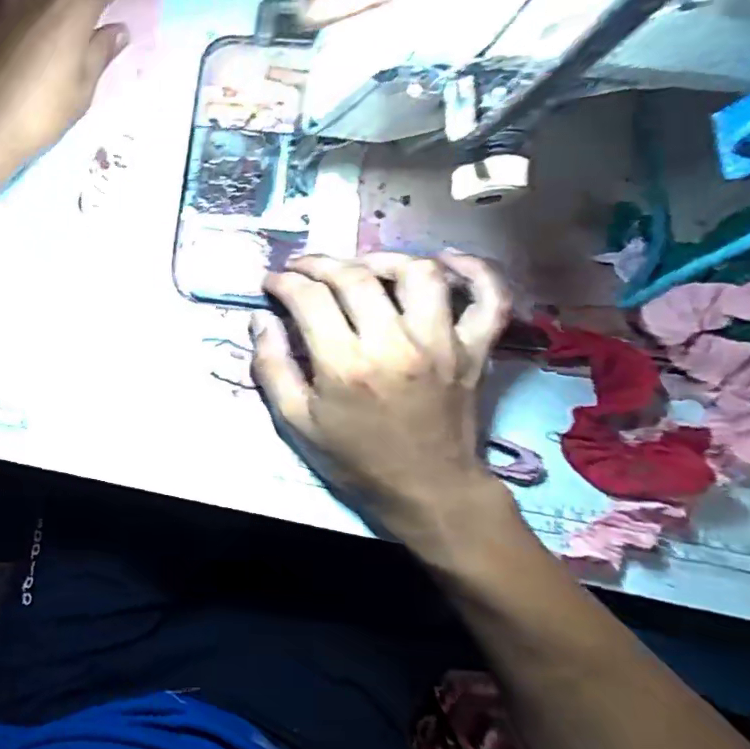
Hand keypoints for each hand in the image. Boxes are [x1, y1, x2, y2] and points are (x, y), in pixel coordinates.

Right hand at [250, 252, 516, 540]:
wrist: (426, 490)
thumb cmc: (356, 460)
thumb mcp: (296, 423)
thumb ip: (271, 367)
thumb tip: (261, 319)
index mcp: (346, 366)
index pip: (309, 298)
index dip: (284, 282)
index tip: (273, 282)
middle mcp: (395, 345)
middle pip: (355, 276)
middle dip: (319, 263)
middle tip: (303, 269)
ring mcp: (442, 343)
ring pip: (419, 274)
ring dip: (385, 258)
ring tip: (364, 266)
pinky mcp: (475, 350)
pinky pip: (488, 298)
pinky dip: (474, 271)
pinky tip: (447, 261)